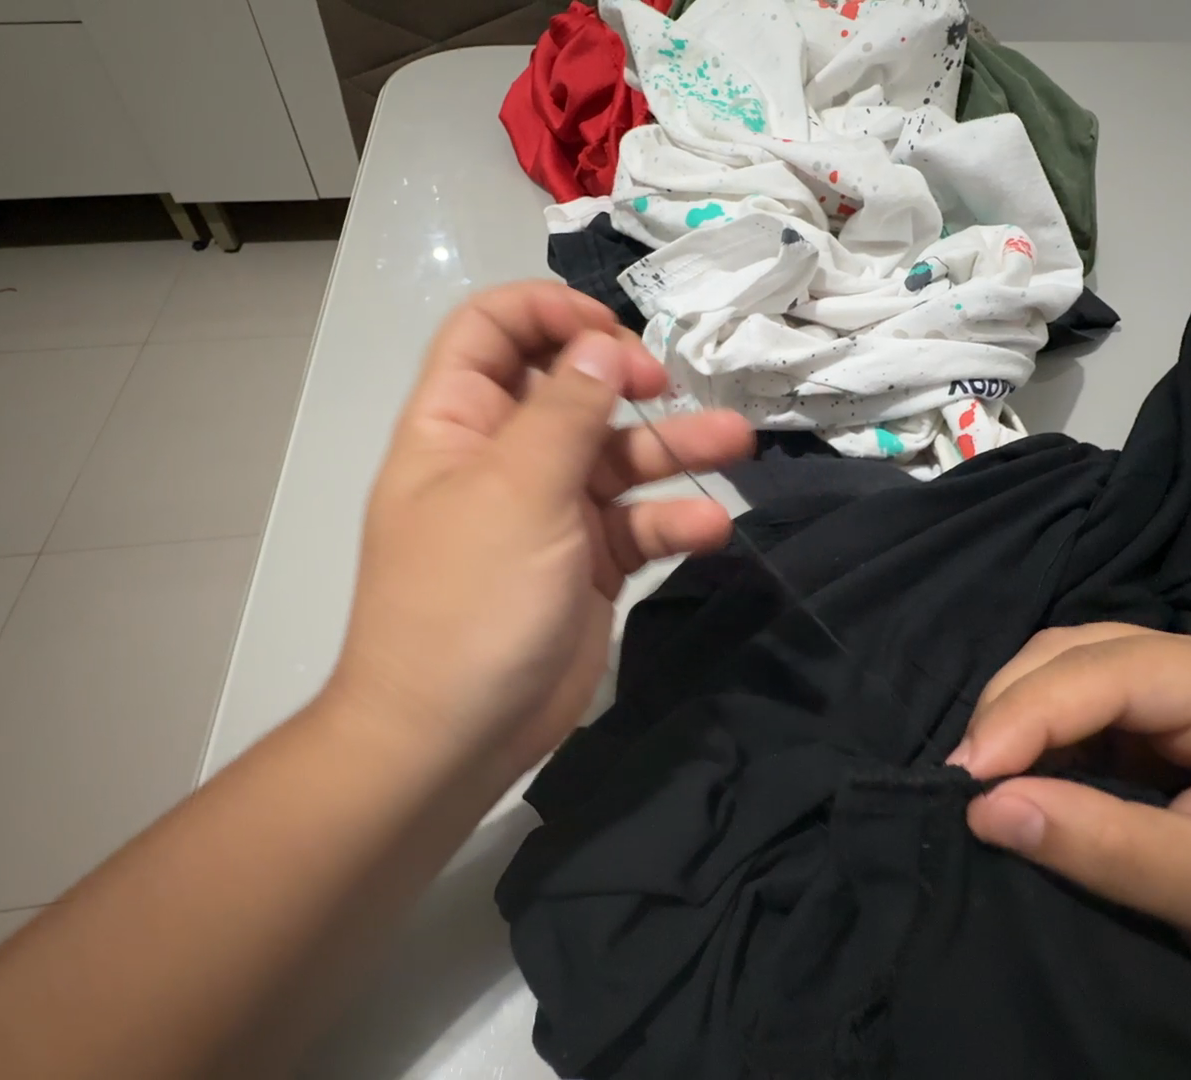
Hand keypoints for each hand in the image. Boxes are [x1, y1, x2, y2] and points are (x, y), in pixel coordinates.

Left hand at [329, 282, 752, 779]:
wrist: (454, 735)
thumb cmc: (469, 601)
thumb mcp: (516, 491)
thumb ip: (564, 410)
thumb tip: (597, 341)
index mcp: (458, 424)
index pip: (493, 332)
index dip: (549, 313)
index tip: (612, 331)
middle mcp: (504, 459)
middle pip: (568, 390)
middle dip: (622, 379)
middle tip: (667, 385)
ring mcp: (548, 514)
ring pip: (615, 459)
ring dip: (672, 448)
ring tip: (736, 442)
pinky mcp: (586, 565)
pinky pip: (636, 526)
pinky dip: (672, 521)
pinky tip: (709, 527)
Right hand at [947, 623, 1190, 1044]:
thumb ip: (1107, 847)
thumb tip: (983, 808)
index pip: (1112, 671)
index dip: (1029, 712)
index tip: (966, 777)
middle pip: (1078, 654)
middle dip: (1012, 710)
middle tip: (965, 784)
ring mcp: (1186, 695)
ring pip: (1067, 673)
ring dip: (1016, 721)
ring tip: (982, 782)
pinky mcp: (1162, 729)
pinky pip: (1077, 714)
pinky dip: (1035, 742)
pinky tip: (1018, 777)